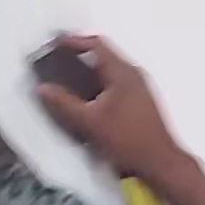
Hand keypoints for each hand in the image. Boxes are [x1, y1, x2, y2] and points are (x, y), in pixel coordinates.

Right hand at [34, 34, 192, 186]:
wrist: (160, 163)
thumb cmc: (128, 140)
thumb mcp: (89, 122)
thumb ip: (64, 103)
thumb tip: (44, 89)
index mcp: (123, 72)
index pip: (97, 45)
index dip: (74, 41)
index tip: (56, 42)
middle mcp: (133, 74)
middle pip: (104, 55)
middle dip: (80, 55)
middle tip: (60, 60)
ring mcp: (140, 86)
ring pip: (110, 69)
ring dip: (90, 70)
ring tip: (69, 78)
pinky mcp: (141, 100)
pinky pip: (116, 81)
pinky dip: (100, 83)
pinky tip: (89, 98)